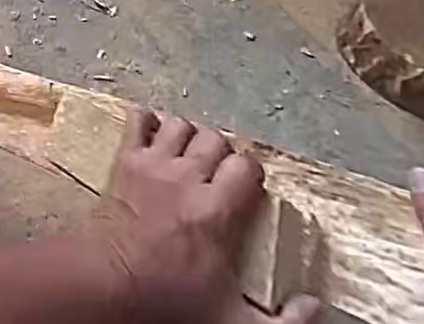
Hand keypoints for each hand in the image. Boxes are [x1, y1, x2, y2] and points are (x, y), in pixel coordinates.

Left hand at [92, 108, 319, 323]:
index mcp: (215, 211)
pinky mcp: (126, 158)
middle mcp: (186, 176)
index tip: (247, 188)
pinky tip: (153, 134)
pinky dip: (148, 120)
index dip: (251, 173)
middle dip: (221, 152)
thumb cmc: (168, 301)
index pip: (245, 167)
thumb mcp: (232, 323)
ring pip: (180, 124)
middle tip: (218, 173)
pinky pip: (138, 119)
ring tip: (188, 154)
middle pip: (214, 139)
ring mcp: (153, 162)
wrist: (107, 282)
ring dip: (187, 135)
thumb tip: (315, 306)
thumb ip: (284, 323)